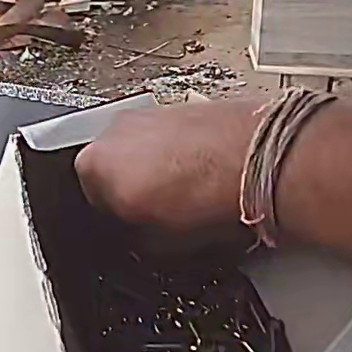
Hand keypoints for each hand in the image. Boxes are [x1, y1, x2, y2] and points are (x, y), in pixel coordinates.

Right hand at [74, 100, 262, 231]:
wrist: (261, 161)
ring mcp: (147, 114)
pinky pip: (169, 139)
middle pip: (114, 170)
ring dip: (156, 172)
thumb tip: (139, 237)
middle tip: (160, 216)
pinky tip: (203, 178)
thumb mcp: (156, 245)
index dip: (114, 223)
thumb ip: (134, 240)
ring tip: (187, 198)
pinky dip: (180, 156)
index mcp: (92, 165)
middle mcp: (113, 132)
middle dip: (133, 192)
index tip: (133, 232)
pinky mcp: (179, 106)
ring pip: (141, 152)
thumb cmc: (207, 197)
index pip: (90, 203)